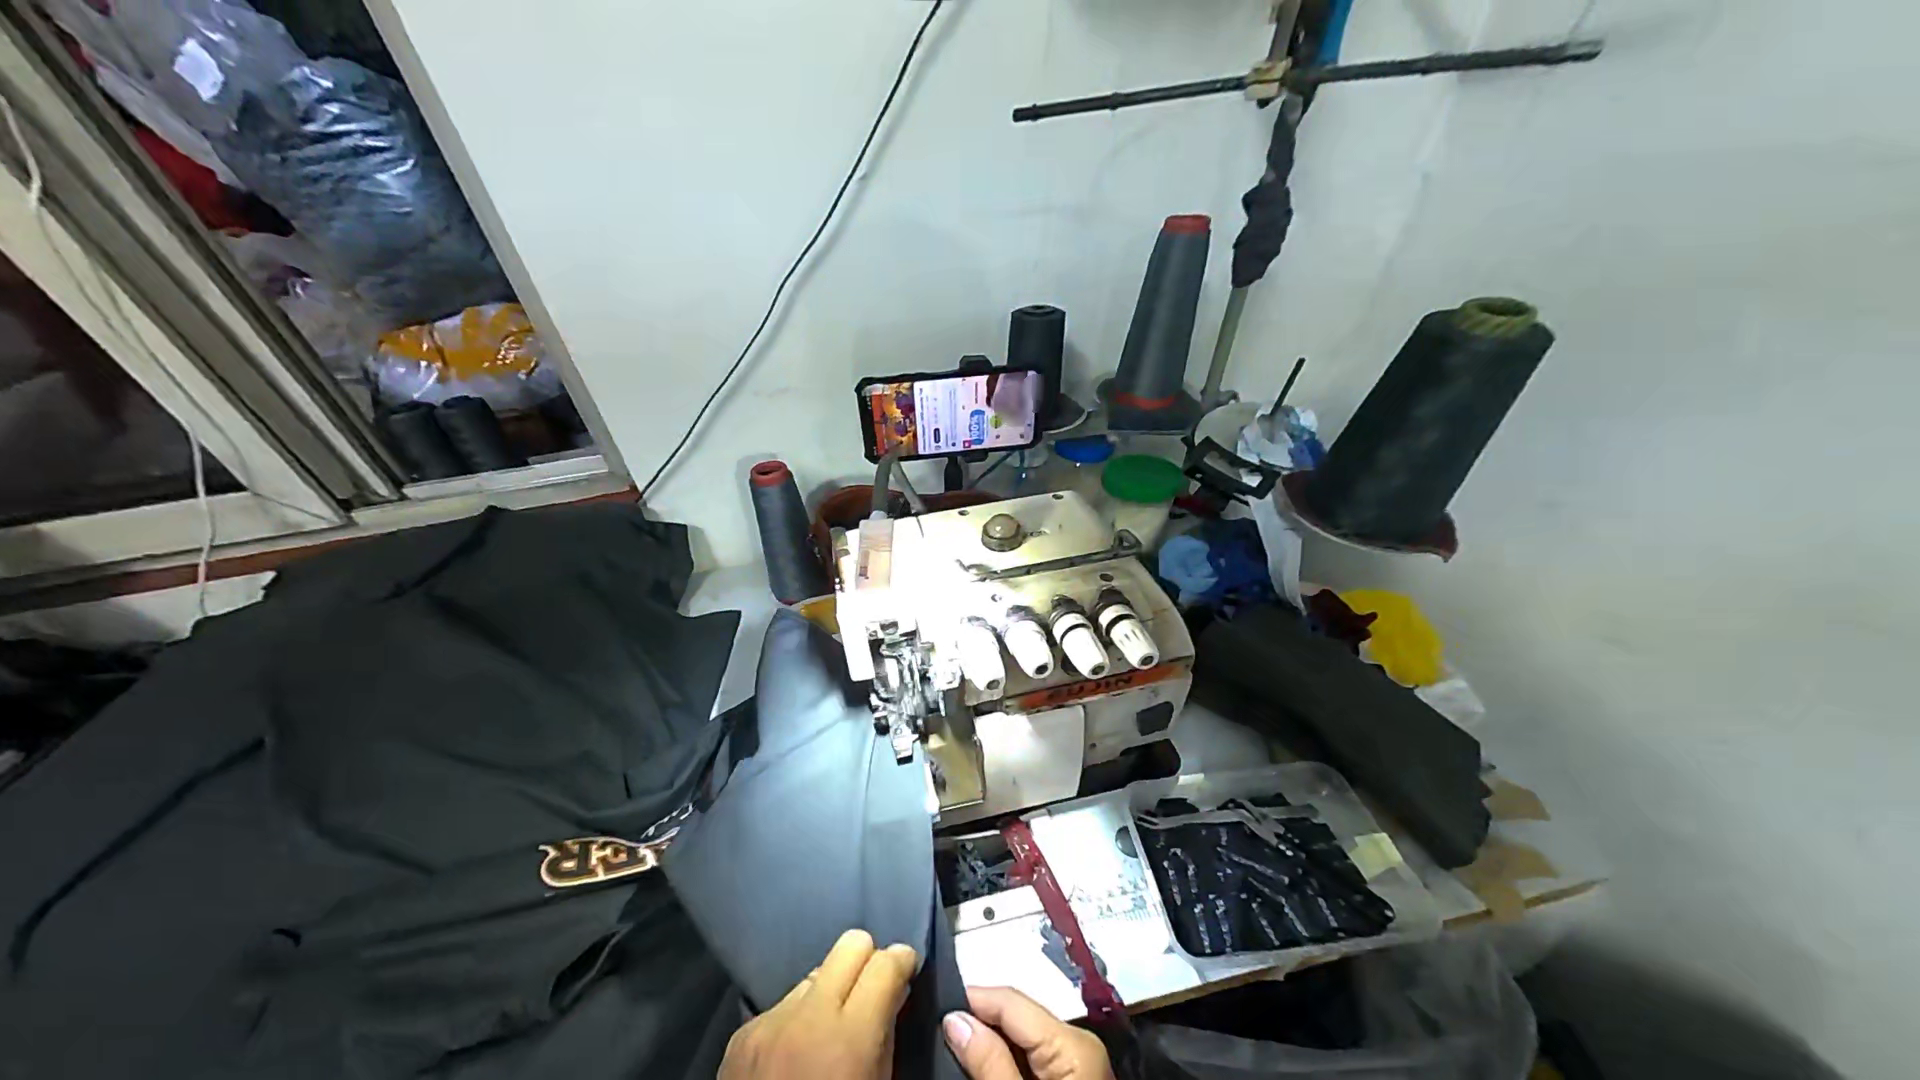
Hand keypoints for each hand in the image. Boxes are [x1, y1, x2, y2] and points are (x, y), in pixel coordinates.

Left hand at [719, 929, 917, 1079]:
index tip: (907, 972)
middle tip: (874, 991)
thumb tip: (894, 996)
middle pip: (850, 944)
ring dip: (830, 993)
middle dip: (868, 960)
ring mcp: (769, 1023)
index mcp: (849, 1039)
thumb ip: (888, 1040)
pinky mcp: (741, 1036)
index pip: (885, 963)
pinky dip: (797, 1020)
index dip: (903, 962)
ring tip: (830, 1033)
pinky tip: (795, 1058)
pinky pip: (783, 1005)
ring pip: (815, 973)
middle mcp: (807, 1017)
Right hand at [943, 986, 1114, 1079]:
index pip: (1010, 999)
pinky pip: (1032, 1056)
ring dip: (990, 1041)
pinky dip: (1006, 1059)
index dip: (970, 999)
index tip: (937, 1011)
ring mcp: (1078, 1062)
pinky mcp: (1073, 1078)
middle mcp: (1078, 1041)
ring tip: (956, 1048)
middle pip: (1015, 1015)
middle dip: (979, 1021)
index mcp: (1072, 1042)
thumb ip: (990, 1064)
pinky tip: (984, 1067)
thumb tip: (955, 1019)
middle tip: (941, 1033)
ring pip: (1020, 1036)